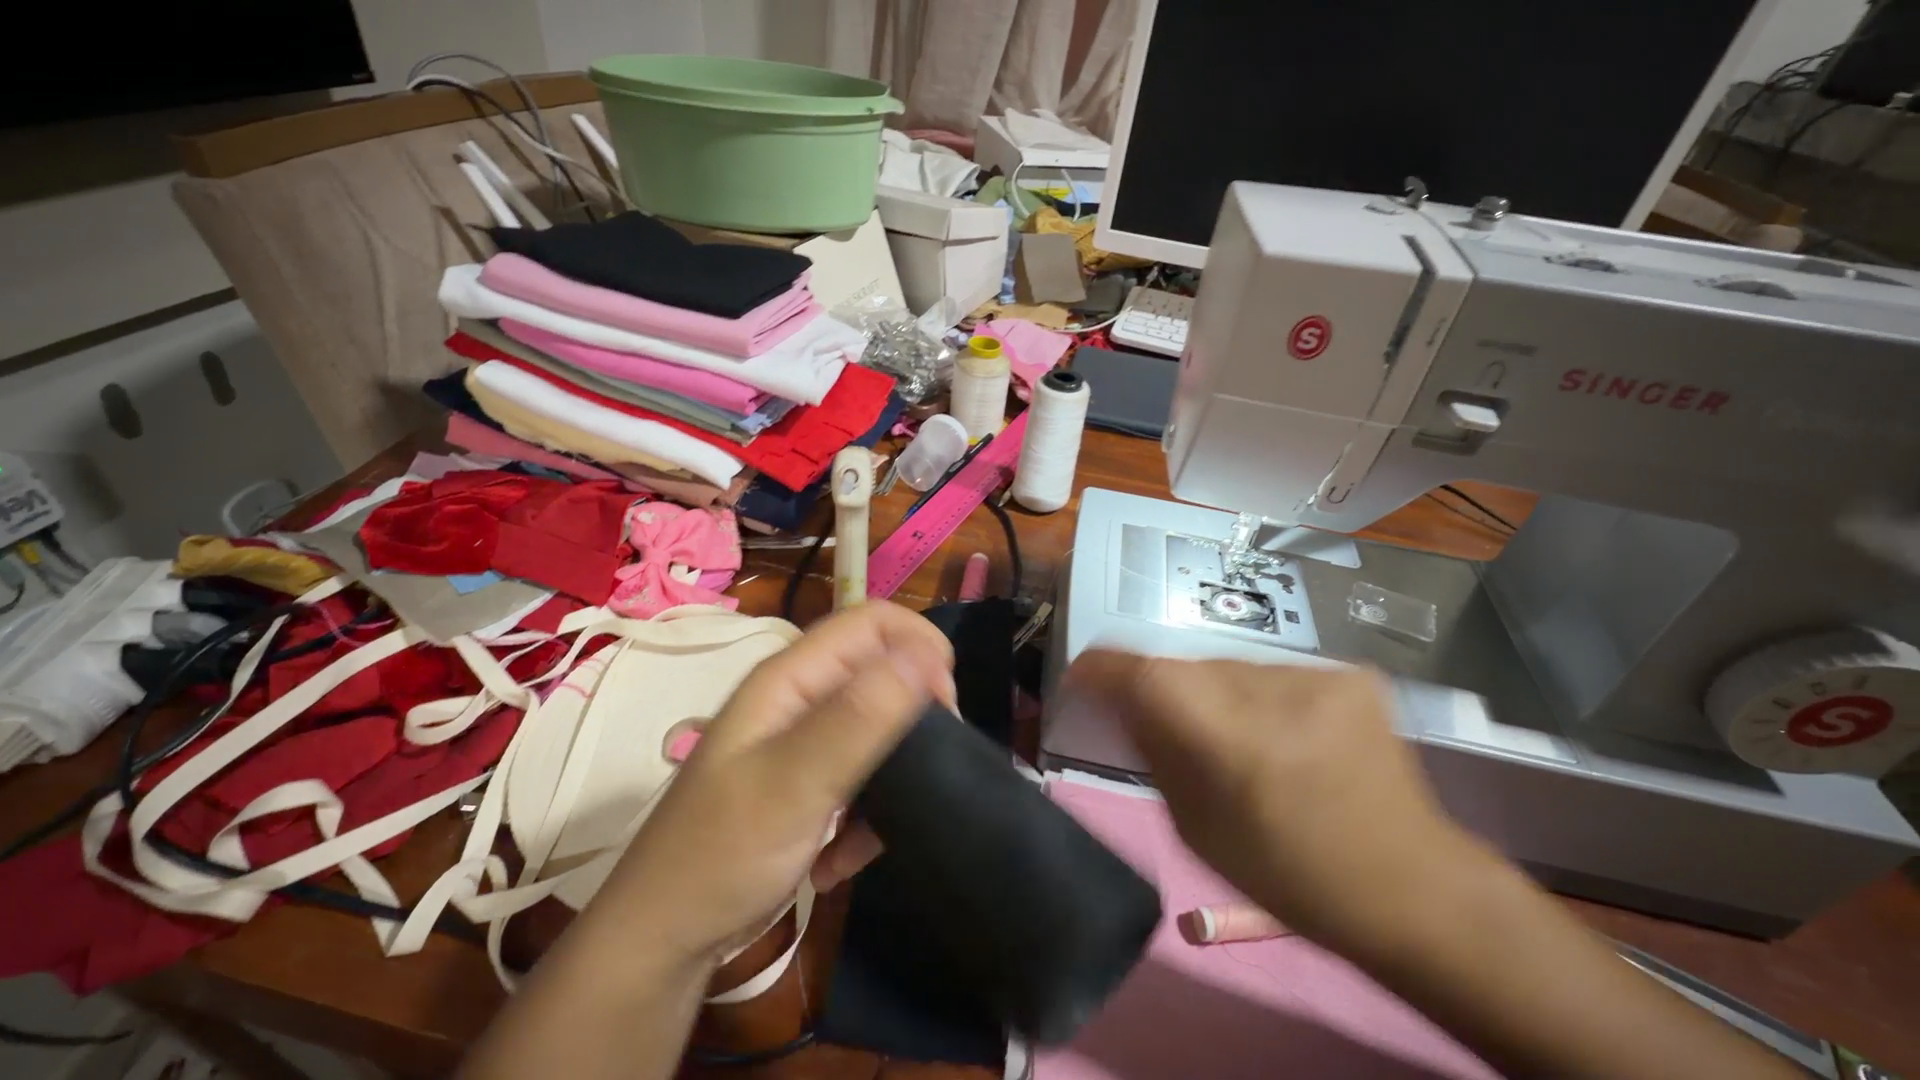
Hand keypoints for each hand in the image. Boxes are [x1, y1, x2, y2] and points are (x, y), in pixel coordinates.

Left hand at [598, 601, 955, 964]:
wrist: (662, 938)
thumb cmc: (720, 853)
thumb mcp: (794, 782)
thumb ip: (859, 716)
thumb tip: (927, 654)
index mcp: (790, 681)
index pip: (872, 623)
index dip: (918, 647)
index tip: (946, 708)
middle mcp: (798, 704)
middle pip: (881, 677)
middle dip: (915, 722)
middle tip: (931, 771)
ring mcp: (802, 750)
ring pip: (878, 736)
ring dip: (893, 781)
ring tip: (878, 830)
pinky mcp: (808, 792)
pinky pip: (862, 784)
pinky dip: (865, 820)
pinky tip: (841, 860)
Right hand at [1060, 650, 1474, 955]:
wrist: (1408, 883)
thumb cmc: (1286, 874)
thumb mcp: (1194, 827)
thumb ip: (1157, 754)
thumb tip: (1127, 707)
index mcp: (1226, 735)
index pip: (1142, 671)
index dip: (1102, 668)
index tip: (1083, 679)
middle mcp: (1269, 687)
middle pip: (1186, 666)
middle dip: (1164, 690)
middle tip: (1164, 728)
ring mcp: (1317, 674)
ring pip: (1230, 667)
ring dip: (1215, 693)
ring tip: (1234, 740)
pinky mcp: (1351, 674)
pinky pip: (1274, 674)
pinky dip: (1260, 698)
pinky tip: (1282, 736)